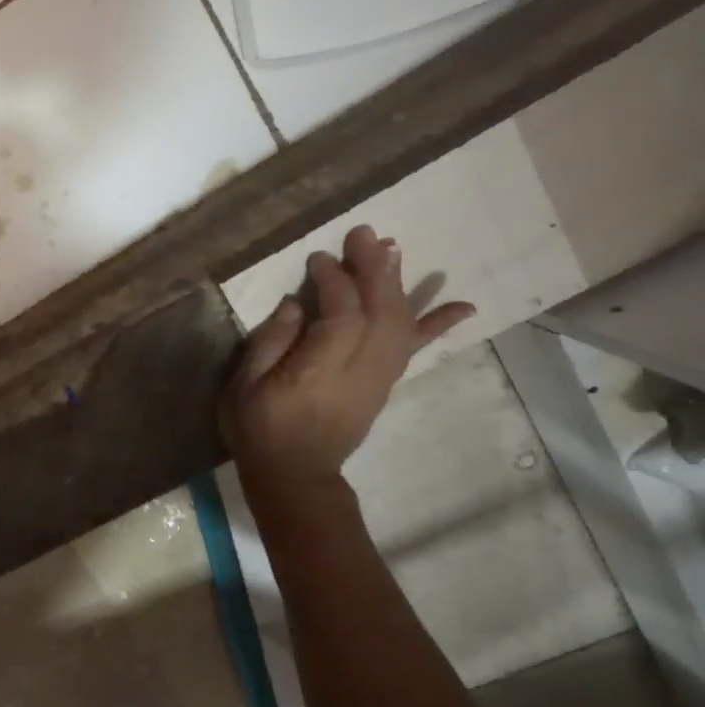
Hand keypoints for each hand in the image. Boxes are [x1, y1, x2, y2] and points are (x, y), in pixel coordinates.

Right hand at [222, 226, 475, 488]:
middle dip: (374, 270)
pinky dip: (438, 323)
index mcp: (321, 369)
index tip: (319, 257)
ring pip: (400, 322)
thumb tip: (295, 305)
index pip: (341, 314)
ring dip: (398, 283)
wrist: (294, 472)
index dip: (334, 281)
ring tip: (394, 249)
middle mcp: (362, 368)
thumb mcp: (245, 386)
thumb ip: (270, 342)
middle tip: (366, 234)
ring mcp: (380, 375)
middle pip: (379, 310)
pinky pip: (415, 346)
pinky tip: (460, 303)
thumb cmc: (258, 427)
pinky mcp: (385, 381)